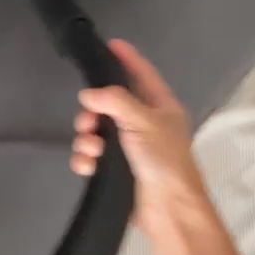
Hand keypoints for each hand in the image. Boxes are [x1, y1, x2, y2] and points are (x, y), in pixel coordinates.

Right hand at [71, 39, 213, 237]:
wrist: (169, 211)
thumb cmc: (164, 160)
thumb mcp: (143, 121)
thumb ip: (115, 101)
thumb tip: (88, 95)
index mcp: (160, 107)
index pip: (142, 74)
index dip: (127, 58)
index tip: (110, 44)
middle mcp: (144, 124)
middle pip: (109, 104)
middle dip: (93, 111)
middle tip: (88, 122)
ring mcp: (129, 148)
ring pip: (96, 131)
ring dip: (87, 138)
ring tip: (91, 149)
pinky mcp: (115, 171)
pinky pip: (91, 156)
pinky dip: (85, 159)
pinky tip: (88, 166)